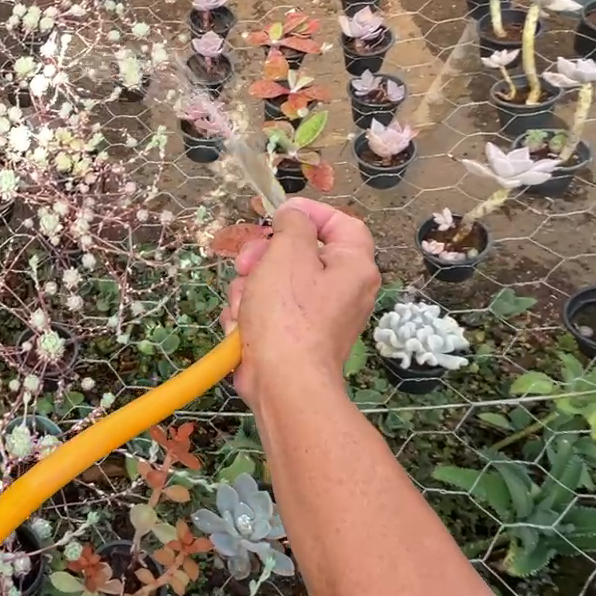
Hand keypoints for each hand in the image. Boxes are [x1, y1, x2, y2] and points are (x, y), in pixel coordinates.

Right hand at [224, 197, 378, 411]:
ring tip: (242, 305)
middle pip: (299, 253)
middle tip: (246, 263)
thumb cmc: (287, 314)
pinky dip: (250, 314)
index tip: (279, 213)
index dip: (311, 213)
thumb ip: (293, 225)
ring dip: (249, 288)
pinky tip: (242, 325)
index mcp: (353, 268)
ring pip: (274, 282)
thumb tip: (294, 216)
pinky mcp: (293, 336)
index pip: (342, 224)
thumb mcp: (287, 254)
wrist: (282, 382)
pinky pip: (267, 309)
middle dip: (263, 256)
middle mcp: (342, 291)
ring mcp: (317, 316)